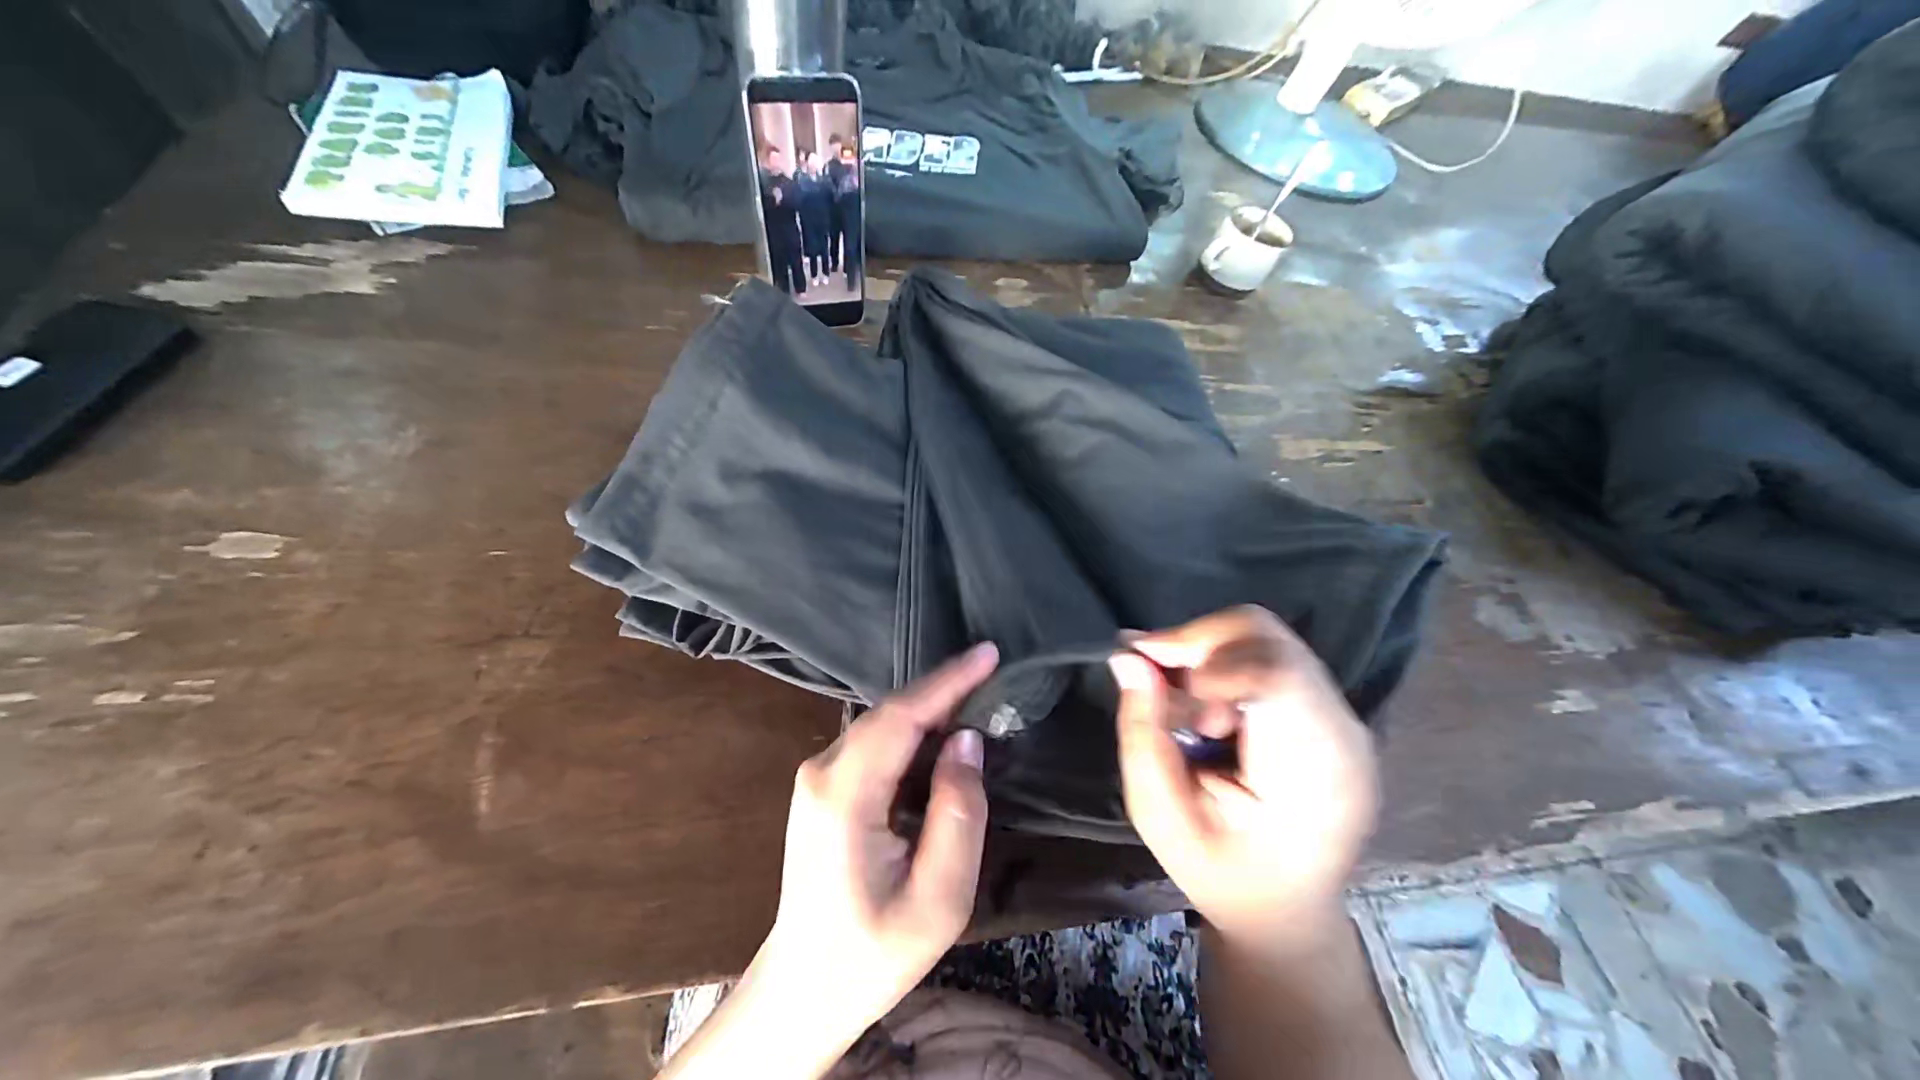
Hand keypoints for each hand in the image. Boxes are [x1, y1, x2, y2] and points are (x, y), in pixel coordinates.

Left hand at [747, 643, 996, 1031]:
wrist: (805, 988)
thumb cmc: (874, 952)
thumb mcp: (939, 899)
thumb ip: (958, 814)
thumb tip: (966, 742)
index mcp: (845, 795)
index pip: (901, 717)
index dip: (948, 680)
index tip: (989, 652)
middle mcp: (821, 771)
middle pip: (889, 713)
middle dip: (943, 689)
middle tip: (993, 670)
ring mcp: (815, 777)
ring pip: (880, 723)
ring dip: (928, 708)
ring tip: (977, 694)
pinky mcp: (821, 787)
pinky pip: (873, 742)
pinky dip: (911, 731)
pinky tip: (941, 734)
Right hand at [1109, 607, 1377, 948]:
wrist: (1286, 912)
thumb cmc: (1220, 874)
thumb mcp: (1160, 816)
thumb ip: (1142, 733)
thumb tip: (1128, 657)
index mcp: (1311, 772)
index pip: (1276, 676)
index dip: (1207, 655)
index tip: (1148, 666)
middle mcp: (1341, 731)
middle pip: (1267, 637)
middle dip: (1197, 644)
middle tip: (1160, 685)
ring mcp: (1343, 717)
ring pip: (1267, 636)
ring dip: (1209, 654)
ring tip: (1189, 711)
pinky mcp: (1330, 709)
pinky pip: (1272, 654)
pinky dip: (1225, 662)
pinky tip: (1208, 709)